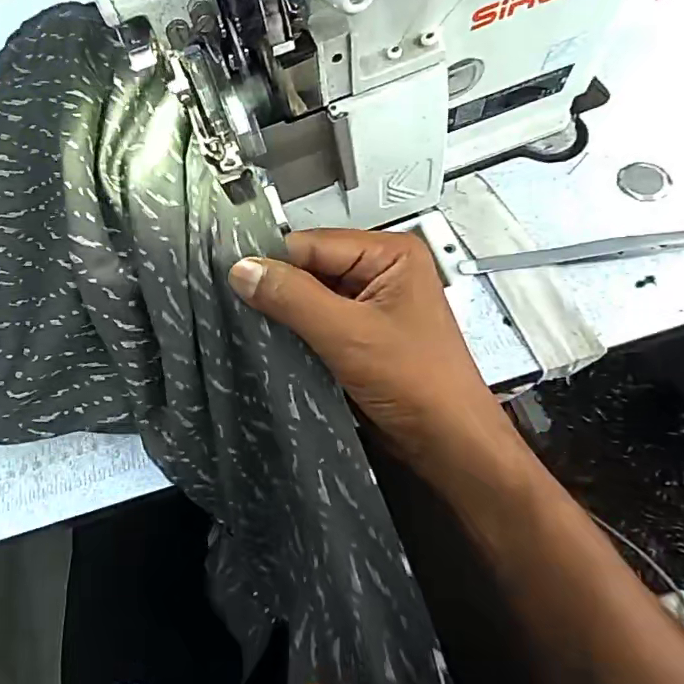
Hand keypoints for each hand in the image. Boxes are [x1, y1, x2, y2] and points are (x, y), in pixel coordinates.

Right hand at [227, 230, 520, 479]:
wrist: (447, 440)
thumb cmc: (422, 384)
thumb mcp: (350, 334)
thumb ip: (294, 298)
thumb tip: (245, 270)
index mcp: (392, 254)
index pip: (313, 243)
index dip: (274, 262)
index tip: (236, 281)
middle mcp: (384, 272)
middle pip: (311, 268)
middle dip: (281, 291)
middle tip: (243, 310)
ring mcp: (373, 306)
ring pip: (313, 298)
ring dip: (290, 317)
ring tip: (263, 333)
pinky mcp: (364, 337)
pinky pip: (321, 324)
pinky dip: (301, 336)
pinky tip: (283, 348)